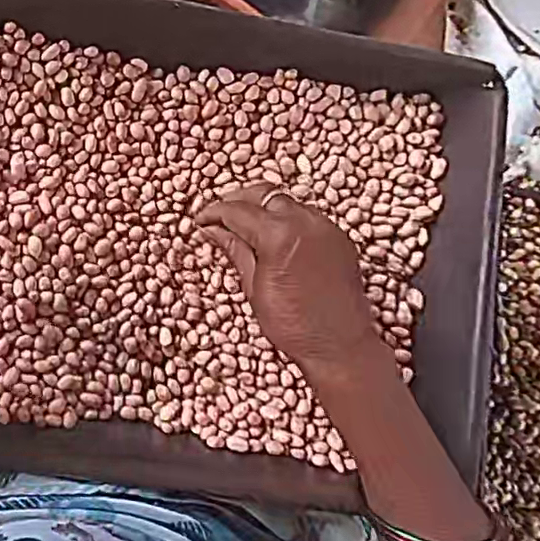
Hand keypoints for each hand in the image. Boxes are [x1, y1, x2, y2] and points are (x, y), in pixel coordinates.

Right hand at [194, 184, 385, 374]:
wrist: (338, 346)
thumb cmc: (294, 324)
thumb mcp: (253, 286)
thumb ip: (235, 250)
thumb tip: (213, 230)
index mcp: (279, 234)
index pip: (237, 210)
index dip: (213, 212)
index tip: (201, 220)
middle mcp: (306, 223)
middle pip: (263, 194)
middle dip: (237, 202)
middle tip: (218, 218)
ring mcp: (326, 229)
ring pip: (286, 202)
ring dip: (262, 208)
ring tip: (243, 228)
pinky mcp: (338, 239)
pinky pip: (306, 216)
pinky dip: (285, 219)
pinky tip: (272, 238)